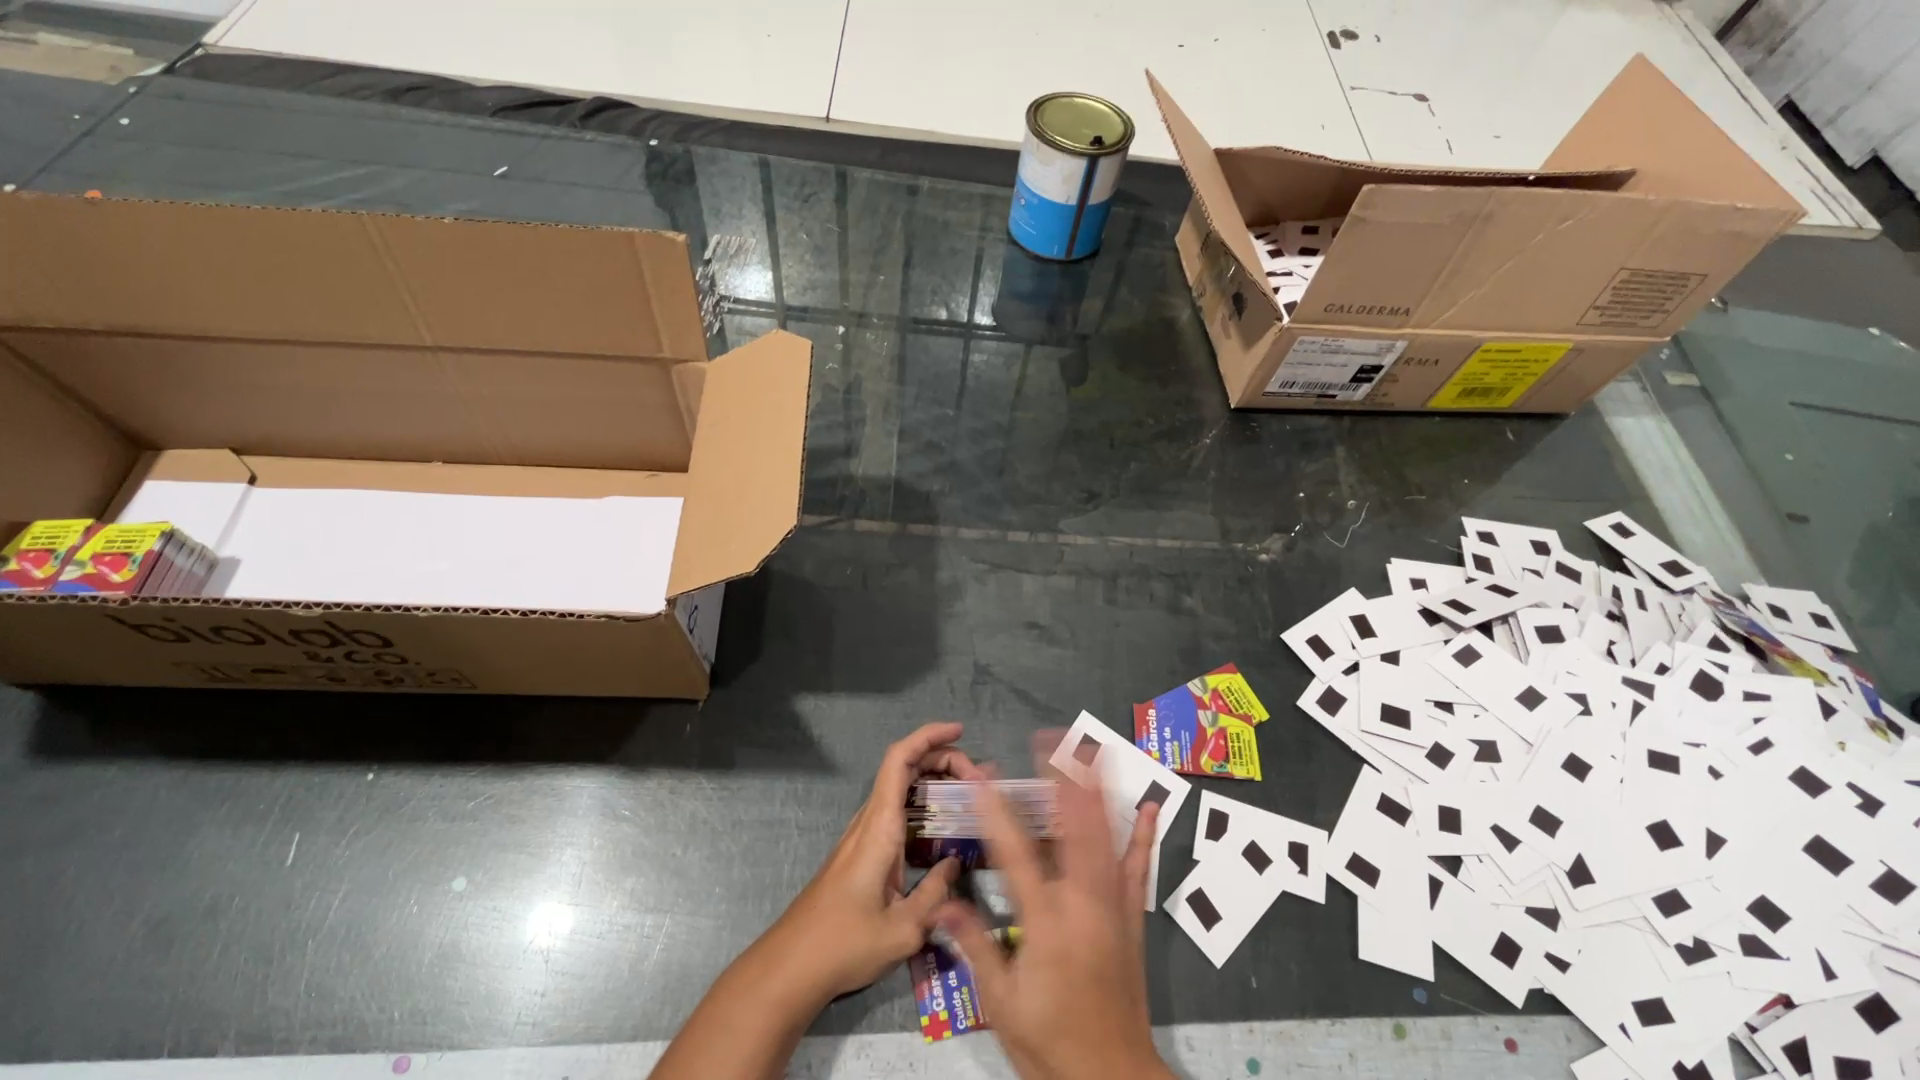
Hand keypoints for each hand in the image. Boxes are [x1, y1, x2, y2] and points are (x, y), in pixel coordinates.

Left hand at [761, 721, 980, 1000]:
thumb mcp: (904, 929)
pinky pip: (896, 814)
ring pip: (899, 790)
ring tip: (971, 798)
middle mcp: (869, 823)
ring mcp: (862, 837)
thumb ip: (935, 893)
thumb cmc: (844, 945)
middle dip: (943, 760)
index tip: (960, 731)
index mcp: (879, 829)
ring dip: (934, 782)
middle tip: (979, 780)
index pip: (899, 761)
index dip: (928, 737)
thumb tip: (955, 865)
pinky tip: (943, 831)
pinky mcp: (860, 854)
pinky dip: (923, 807)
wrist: (791, 967)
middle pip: (903, 768)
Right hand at [934, 743, 1174, 1079]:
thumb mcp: (1000, 1002)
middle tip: (1048, 739)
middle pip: (1072, 827)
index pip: (1013, 850)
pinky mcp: (1132, 919)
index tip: (978, 775)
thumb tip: (943, 902)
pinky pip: (1139, 869)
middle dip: (1059, 780)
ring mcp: (1113, 907)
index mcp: (1046, 920)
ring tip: (1092, 751)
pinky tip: (1148, 807)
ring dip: (1098, 791)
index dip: (992, 808)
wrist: (1111, 1075)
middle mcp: (1083, 901)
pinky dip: (1143, 836)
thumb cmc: (1049, 1042)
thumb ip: (975, 946)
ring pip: (1107, 837)